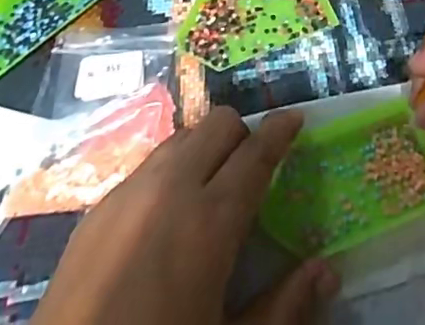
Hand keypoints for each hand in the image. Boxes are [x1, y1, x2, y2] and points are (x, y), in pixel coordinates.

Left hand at [32, 108, 338, 324]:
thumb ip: (283, 306)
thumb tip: (326, 271)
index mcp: (210, 220)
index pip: (255, 154)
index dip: (279, 131)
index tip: (295, 118)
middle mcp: (170, 188)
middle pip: (216, 125)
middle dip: (242, 134)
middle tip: (254, 166)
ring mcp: (128, 192)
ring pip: (180, 138)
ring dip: (205, 148)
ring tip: (212, 187)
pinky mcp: (97, 207)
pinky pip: (147, 165)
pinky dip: (170, 171)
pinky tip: (166, 216)